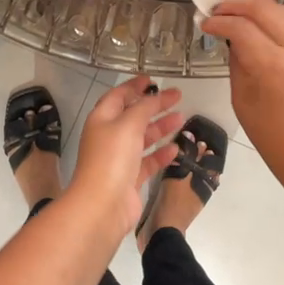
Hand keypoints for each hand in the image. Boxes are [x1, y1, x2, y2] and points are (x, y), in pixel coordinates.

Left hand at [65, 75, 184, 241]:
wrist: (103, 205)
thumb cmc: (112, 159)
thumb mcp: (128, 124)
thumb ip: (143, 108)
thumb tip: (153, 97)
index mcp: (102, 120)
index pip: (118, 96)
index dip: (134, 86)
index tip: (152, 79)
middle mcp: (109, 137)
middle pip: (133, 116)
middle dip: (154, 106)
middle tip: (177, 96)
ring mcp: (119, 159)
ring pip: (142, 138)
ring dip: (160, 128)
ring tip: (181, 119)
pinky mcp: (130, 179)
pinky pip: (148, 161)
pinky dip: (161, 154)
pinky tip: (176, 149)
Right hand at [200, 0, 283, 172]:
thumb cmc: (268, 132)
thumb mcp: (240, 96)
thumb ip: (236, 60)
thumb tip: (229, 36)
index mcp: (273, 66)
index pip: (241, 28)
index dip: (219, 21)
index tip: (205, 23)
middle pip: (264, 10)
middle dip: (237, 6)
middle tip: (218, 10)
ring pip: (282, 10)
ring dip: (256, 8)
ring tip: (236, 14)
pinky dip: (275, 18)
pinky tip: (261, 25)